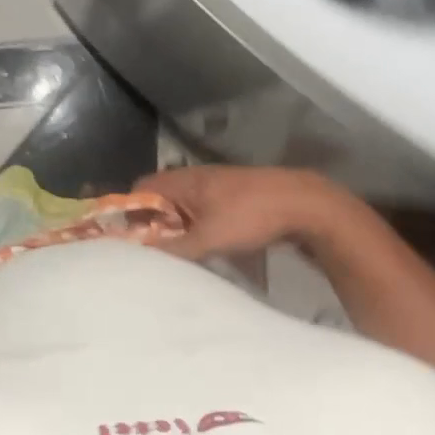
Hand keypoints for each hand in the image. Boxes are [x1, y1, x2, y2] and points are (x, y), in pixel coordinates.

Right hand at [134, 165, 368, 259]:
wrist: (305, 205)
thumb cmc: (251, 216)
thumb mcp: (208, 238)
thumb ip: (172, 248)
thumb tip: (140, 256)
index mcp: (183, 181)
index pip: (140, 189)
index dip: (129, 211)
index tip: (129, 239)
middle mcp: (195, 178)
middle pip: (160, 199)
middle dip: (153, 224)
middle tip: (153, 252)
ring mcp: (216, 186)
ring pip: (183, 207)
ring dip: (177, 228)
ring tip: (178, 255)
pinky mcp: (233, 197)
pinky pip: (202, 212)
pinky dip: (197, 228)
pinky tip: (206, 249)